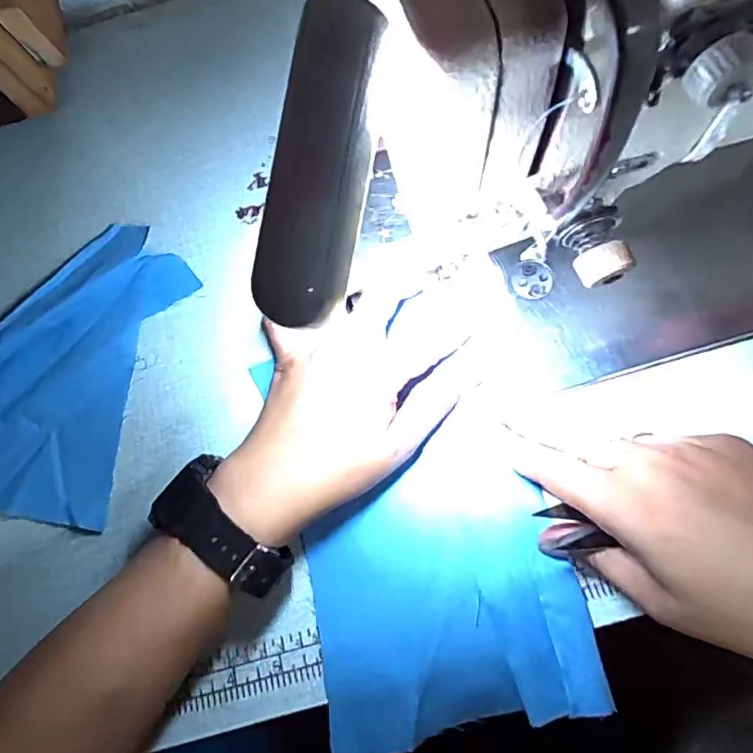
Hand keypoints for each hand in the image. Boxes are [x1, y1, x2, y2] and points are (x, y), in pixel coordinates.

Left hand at [209, 287, 474, 545]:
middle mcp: (346, 348)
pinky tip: (308, 294)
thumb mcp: (395, 448)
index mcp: (378, 372)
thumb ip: (432, 405)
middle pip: (383, 294)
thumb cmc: (336, 471)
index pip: (431, 340)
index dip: (460, 324)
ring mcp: (314, 345)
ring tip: (383, 269)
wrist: (270, 482)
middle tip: (431, 269)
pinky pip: (287, 315)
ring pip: (338, 293)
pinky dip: (297, 301)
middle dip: (412, 275)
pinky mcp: (289, 352)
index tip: (481, 312)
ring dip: (364, 277)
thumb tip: (468, 374)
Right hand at [506, 429, 752, 735]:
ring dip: (609, 458)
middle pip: (586, 441)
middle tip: (535, 450)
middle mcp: (653, 456)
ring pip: (629, 440)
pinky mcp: (728, 438)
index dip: (522, 451)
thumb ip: (607, 557)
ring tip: (617, 492)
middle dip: (557, 446)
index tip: (497, 435)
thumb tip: (569, 535)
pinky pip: (671, 443)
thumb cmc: (748, 612)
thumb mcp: (663, 601)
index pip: (556, 467)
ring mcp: (694, 440)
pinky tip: (680, 495)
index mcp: (629, 500)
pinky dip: (655, 460)